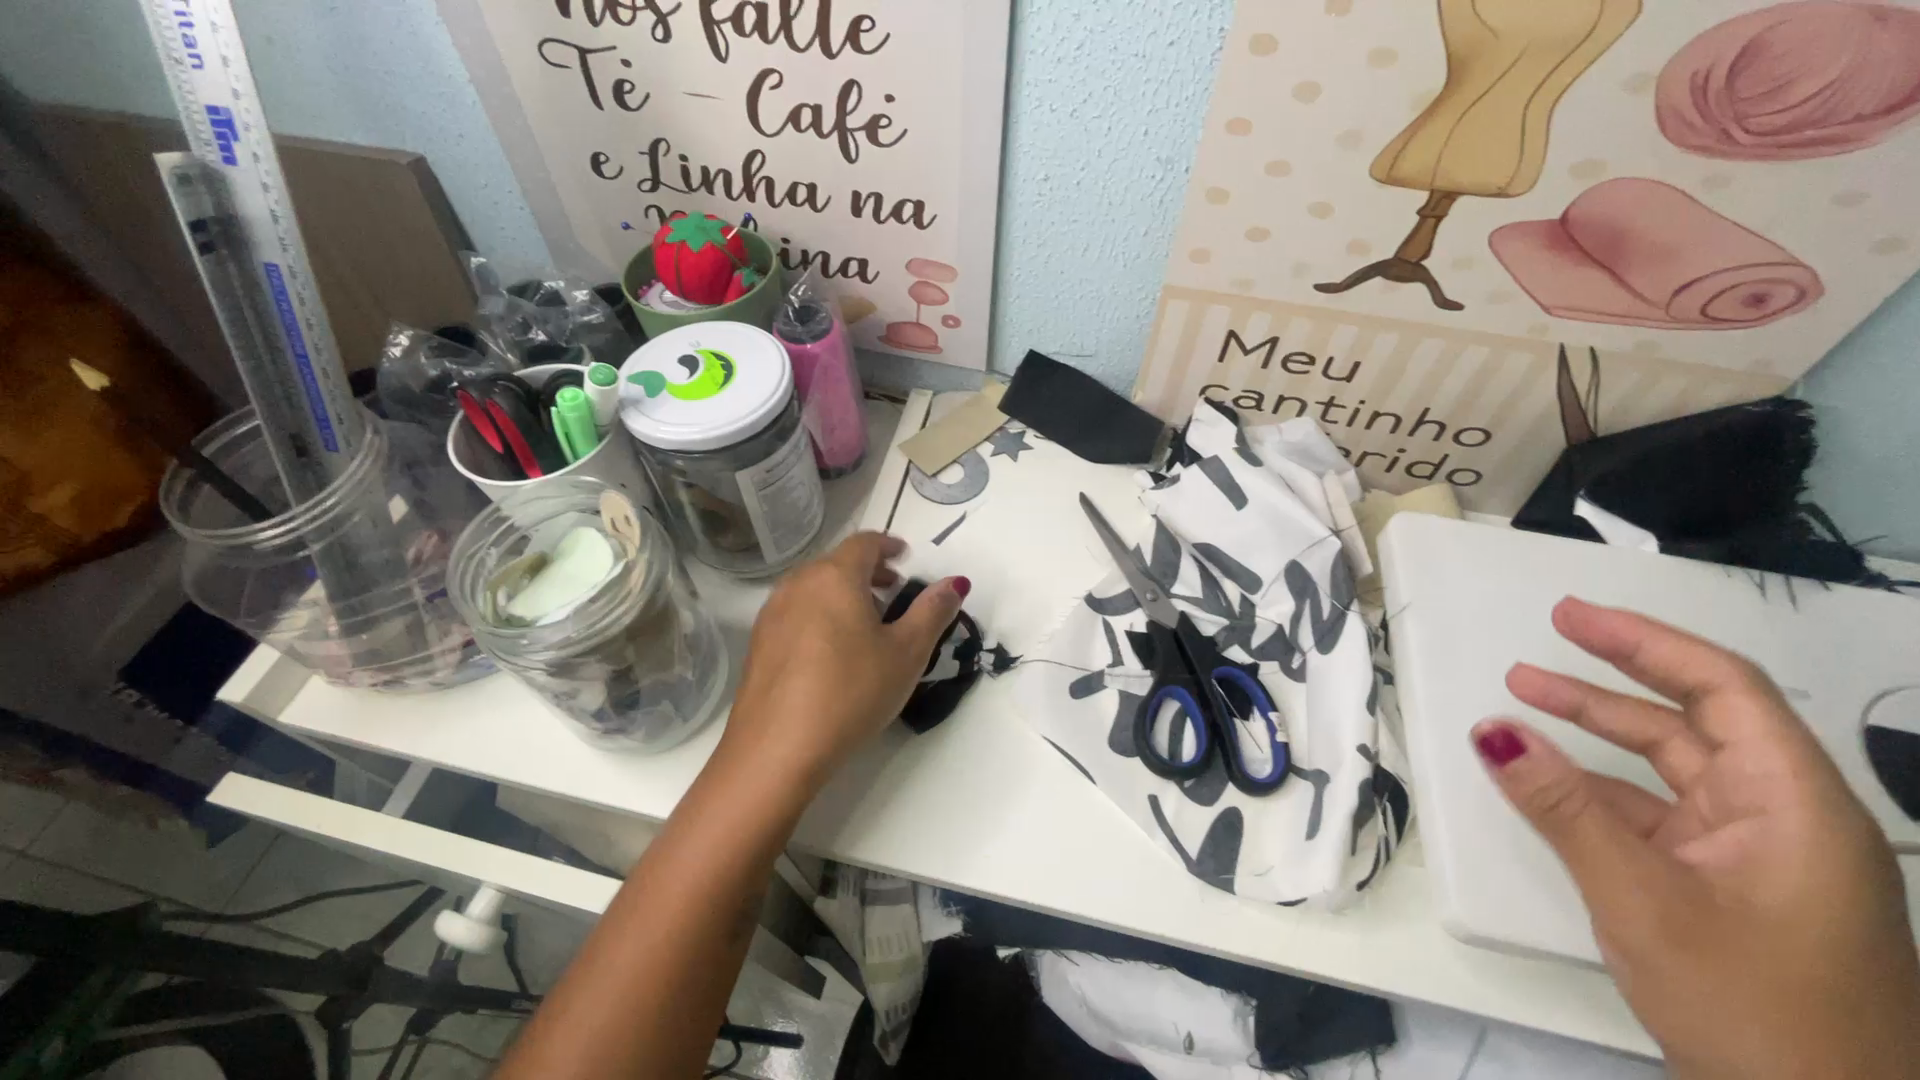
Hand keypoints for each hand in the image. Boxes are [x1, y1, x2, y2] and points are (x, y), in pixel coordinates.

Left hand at [719, 532, 967, 791]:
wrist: (777, 747)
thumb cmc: (851, 692)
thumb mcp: (906, 654)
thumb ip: (933, 612)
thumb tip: (955, 582)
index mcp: (835, 576)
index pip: (865, 543)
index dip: (888, 545)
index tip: (905, 557)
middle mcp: (798, 584)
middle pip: (836, 563)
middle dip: (867, 571)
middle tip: (893, 591)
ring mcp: (772, 613)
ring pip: (813, 587)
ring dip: (842, 593)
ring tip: (865, 623)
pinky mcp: (758, 643)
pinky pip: (795, 612)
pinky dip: (819, 614)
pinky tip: (832, 652)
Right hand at [1474, 597, 1919, 1079]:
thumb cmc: (1750, 1006)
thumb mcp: (1640, 899)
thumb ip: (1563, 808)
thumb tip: (1491, 732)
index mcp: (1794, 804)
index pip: (1723, 689)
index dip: (1644, 643)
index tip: (1569, 617)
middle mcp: (1785, 815)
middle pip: (1694, 722)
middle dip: (1609, 682)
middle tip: (1534, 649)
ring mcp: (1760, 854)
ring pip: (1672, 769)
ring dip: (1597, 736)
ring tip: (1521, 703)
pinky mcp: (1732, 887)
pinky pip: (1661, 816)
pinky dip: (1602, 793)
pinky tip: (1548, 785)